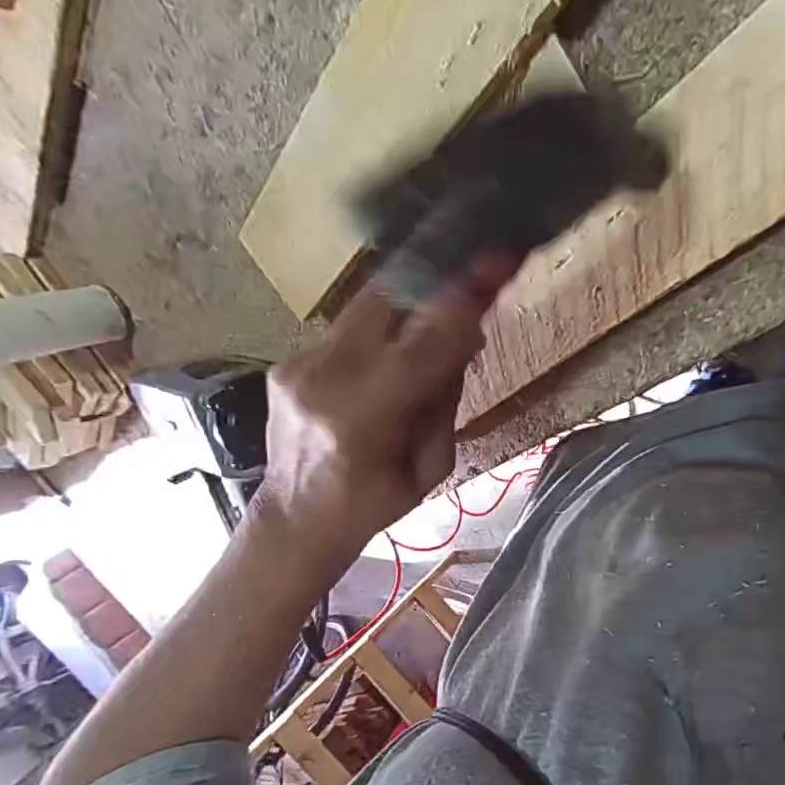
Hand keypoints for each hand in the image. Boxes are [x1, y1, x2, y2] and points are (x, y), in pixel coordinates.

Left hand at [255, 254, 515, 560]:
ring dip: (410, 308)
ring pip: (366, 308)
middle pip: (386, 304)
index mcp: (360, 421)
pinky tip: (394, 355)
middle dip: (436, 286)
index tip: (497, 264)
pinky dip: (381, 332)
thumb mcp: (430, 468)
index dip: (462, 304)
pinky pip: (347, 330)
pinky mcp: (287, 362)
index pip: (422, 347)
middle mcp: (321, 381)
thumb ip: (446, 402)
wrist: (293, 520)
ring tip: (440, 323)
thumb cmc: (372, 508)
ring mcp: (297, 366)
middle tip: (476, 274)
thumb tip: (464, 338)